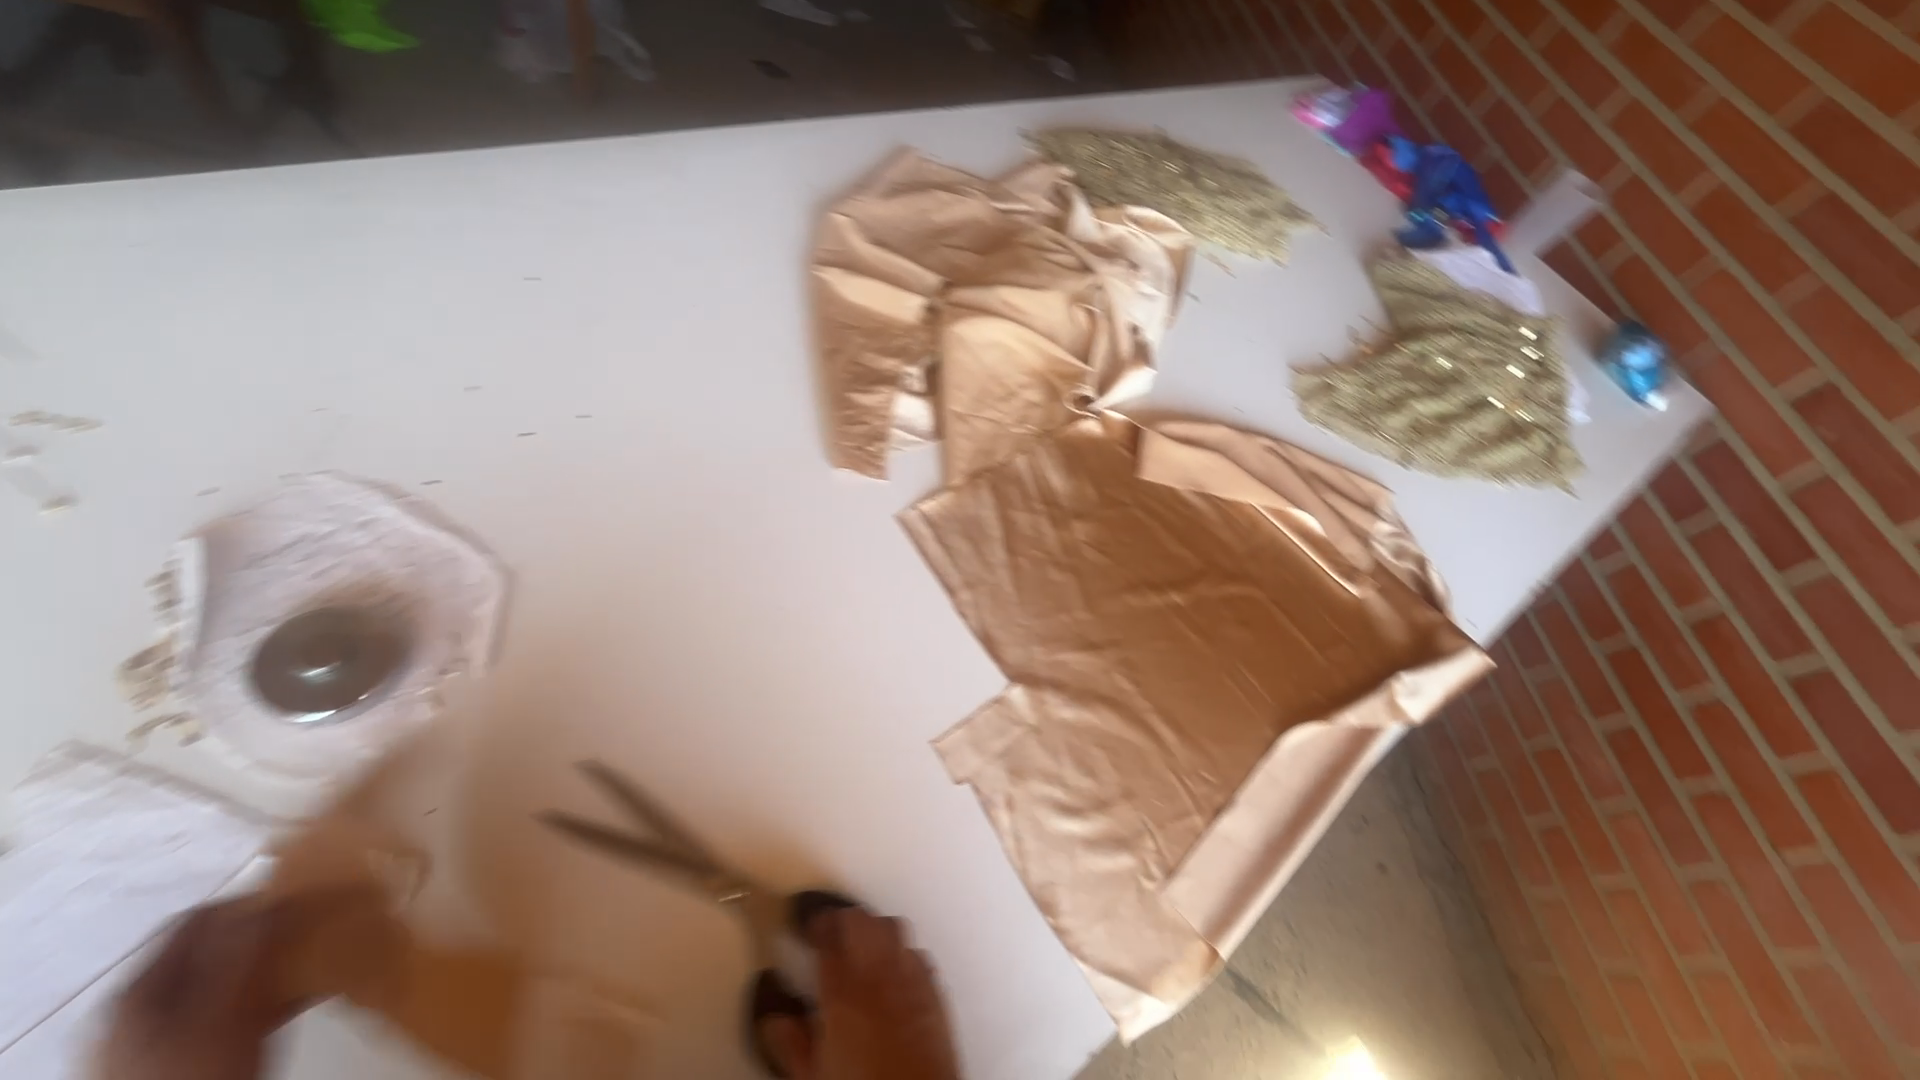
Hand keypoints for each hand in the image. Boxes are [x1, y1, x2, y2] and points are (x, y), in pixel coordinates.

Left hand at [95, 886, 391, 1079]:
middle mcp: (158, 1003)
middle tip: (325, 921)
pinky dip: (284, 993)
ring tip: (333, 951)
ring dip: (287, 960)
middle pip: (222, 947)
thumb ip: (238, 957)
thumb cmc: (193, 1079)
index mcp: (146, 989)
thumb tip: (271, 899)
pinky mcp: (206, 1049)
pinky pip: (248, 1007)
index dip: (252, 899)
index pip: (200, 920)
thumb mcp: (218, 1017)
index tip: (306, 893)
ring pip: (240, 976)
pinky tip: (322, 989)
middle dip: (277, 930)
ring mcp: (179, 1030)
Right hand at [785, 908, 960, 1079]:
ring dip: (875, 928)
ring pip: (894, 927)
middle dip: (843, 918)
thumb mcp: (812, 1075)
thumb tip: (775, 1019)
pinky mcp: (935, 992)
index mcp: (843, 992)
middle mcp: (878, 975)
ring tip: (862, 943)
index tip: (806, 926)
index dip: (814, 924)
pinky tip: (894, 971)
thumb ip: (790, 1042)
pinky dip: (903, 953)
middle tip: (830, 930)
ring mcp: (911, 979)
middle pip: (861, 920)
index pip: (827, 937)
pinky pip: (917, 954)